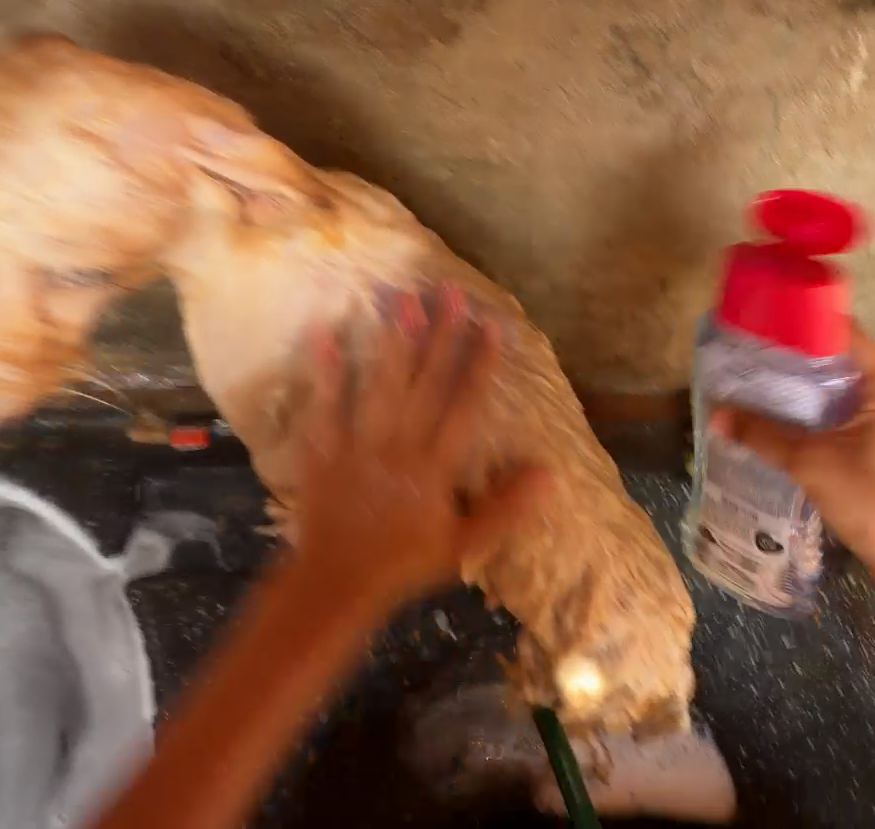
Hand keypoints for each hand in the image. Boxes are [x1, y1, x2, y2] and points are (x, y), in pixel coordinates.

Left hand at [293, 286, 548, 610]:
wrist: (336, 584)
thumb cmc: (404, 562)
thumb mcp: (464, 543)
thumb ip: (506, 507)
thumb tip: (550, 474)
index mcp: (436, 466)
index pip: (465, 405)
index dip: (479, 363)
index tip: (491, 325)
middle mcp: (401, 445)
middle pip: (425, 383)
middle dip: (440, 336)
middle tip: (447, 291)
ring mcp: (361, 444)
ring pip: (381, 385)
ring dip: (393, 341)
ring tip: (402, 298)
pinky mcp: (325, 449)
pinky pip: (325, 406)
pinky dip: (325, 371)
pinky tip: (324, 333)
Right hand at [712, 329, 874, 571]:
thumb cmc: (870, 500)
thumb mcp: (810, 462)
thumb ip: (762, 434)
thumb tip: (716, 414)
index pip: (846, 334)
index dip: (806, 323)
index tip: (767, 319)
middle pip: (839, 358)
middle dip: (796, 352)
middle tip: (753, 348)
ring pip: (837, 386)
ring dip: (802, 382)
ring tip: (758, 375)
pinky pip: (839, 409)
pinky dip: (811, 406)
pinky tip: (780, 413)